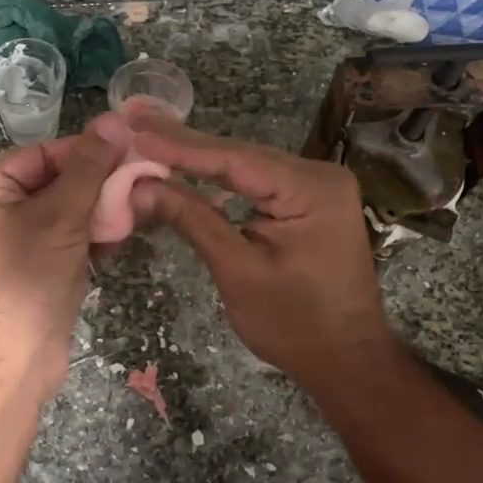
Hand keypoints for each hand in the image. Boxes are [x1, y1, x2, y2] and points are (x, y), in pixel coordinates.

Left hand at [0, 131, 124, 404]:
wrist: (10, 368)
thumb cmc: (26, 281)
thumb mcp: (61, 218)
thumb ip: (89, 168)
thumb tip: (113, 120)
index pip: (41, 153)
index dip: (85, 152)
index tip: (131, 151)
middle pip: (52, 181)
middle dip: (95, 185)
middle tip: (140, 184)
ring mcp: (8, 241)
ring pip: (61, 211)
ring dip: (96, 212)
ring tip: (133, 212)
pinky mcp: (28, 268)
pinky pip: (60, 239)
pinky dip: (87, 237)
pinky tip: (115, 241)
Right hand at [116, 106, 389, 381]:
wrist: (349, 363)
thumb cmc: (296, 325)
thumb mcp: (238, 272)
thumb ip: (192, 220)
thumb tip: (140, 185)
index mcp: (311, 189)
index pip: (234, 159)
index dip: (179, 145)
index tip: (135, 128)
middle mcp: (318, 175)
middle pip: (238, 156)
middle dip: (183, 144)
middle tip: (133, 120)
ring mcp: (315, 186)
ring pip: (244, 166)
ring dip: (196, 157)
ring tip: (147, 136)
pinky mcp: (306, 201)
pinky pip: (254, 182)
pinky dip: (217, 177)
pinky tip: (184, 164)